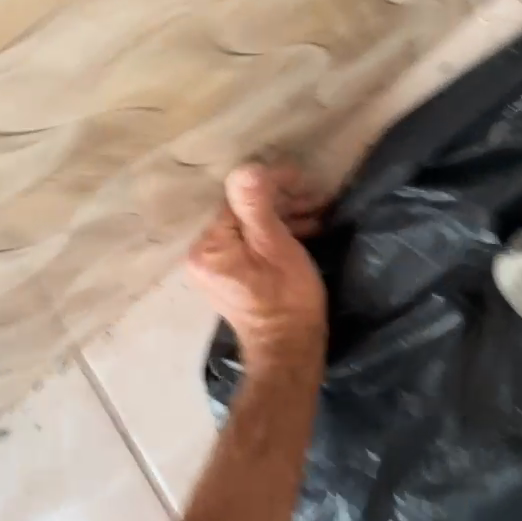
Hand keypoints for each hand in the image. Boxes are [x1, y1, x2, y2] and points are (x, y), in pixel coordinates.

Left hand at [188, 164, 328, 374]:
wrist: (291, 351)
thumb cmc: (288, 300)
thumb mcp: (276, 247)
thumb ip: (258, 206)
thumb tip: (247, 168)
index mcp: (208, 246)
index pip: (239, 198)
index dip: (273, 184)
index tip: (305, 180)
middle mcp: (204, 253)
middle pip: (244, 210)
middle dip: (281, 199)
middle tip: (317, 196)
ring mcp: (216, 265)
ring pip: (251, 224)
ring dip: (284, 213)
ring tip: (318, 211)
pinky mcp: (231, 274)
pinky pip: (252, 240)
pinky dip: (277, 231)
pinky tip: (306, 228)